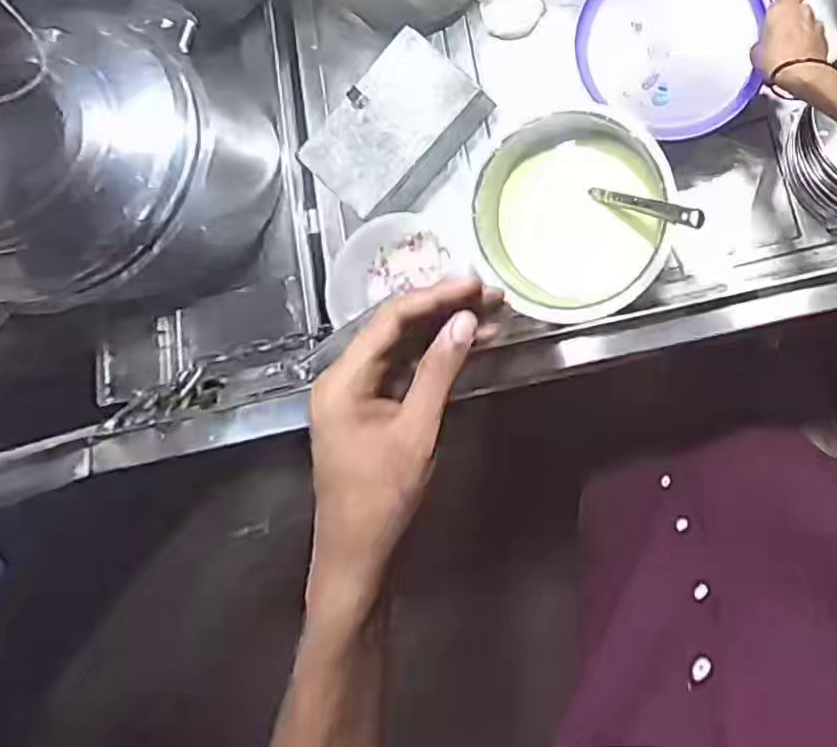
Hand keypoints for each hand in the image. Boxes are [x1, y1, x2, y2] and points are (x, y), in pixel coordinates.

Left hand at [305, 278, 503, 617]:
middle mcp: (348, 376)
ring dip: (447, 328)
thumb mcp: (417, 429)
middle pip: (398, 326)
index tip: (475, 286)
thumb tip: (467, 320)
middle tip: (491, 295)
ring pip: (407, 344)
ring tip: (492, 313)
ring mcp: (362, 389)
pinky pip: (411, 365)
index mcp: (343, 378)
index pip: (390, 320)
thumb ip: (440, 370)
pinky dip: (441, 353)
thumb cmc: (381, 495)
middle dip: (445, 307)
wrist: (359, 551)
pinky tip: (473, 343)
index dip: (434, 296)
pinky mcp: (379, 403)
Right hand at [752, 0, 832, 94]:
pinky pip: (819, 38)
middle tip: (786, 31)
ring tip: (796, 47)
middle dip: (796, 17)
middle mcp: (801, 11)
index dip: (788, 2)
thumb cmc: (777, 60)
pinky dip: (814, 43)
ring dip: (807, 30)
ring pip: (812, 22)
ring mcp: (816, 25)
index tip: (780, 13)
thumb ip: (761, 44)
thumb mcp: (757, 53)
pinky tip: (805, 55)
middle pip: (802, 7)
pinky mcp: (826, 40)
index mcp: (781, 8)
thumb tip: (762, 49)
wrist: (800, 75)